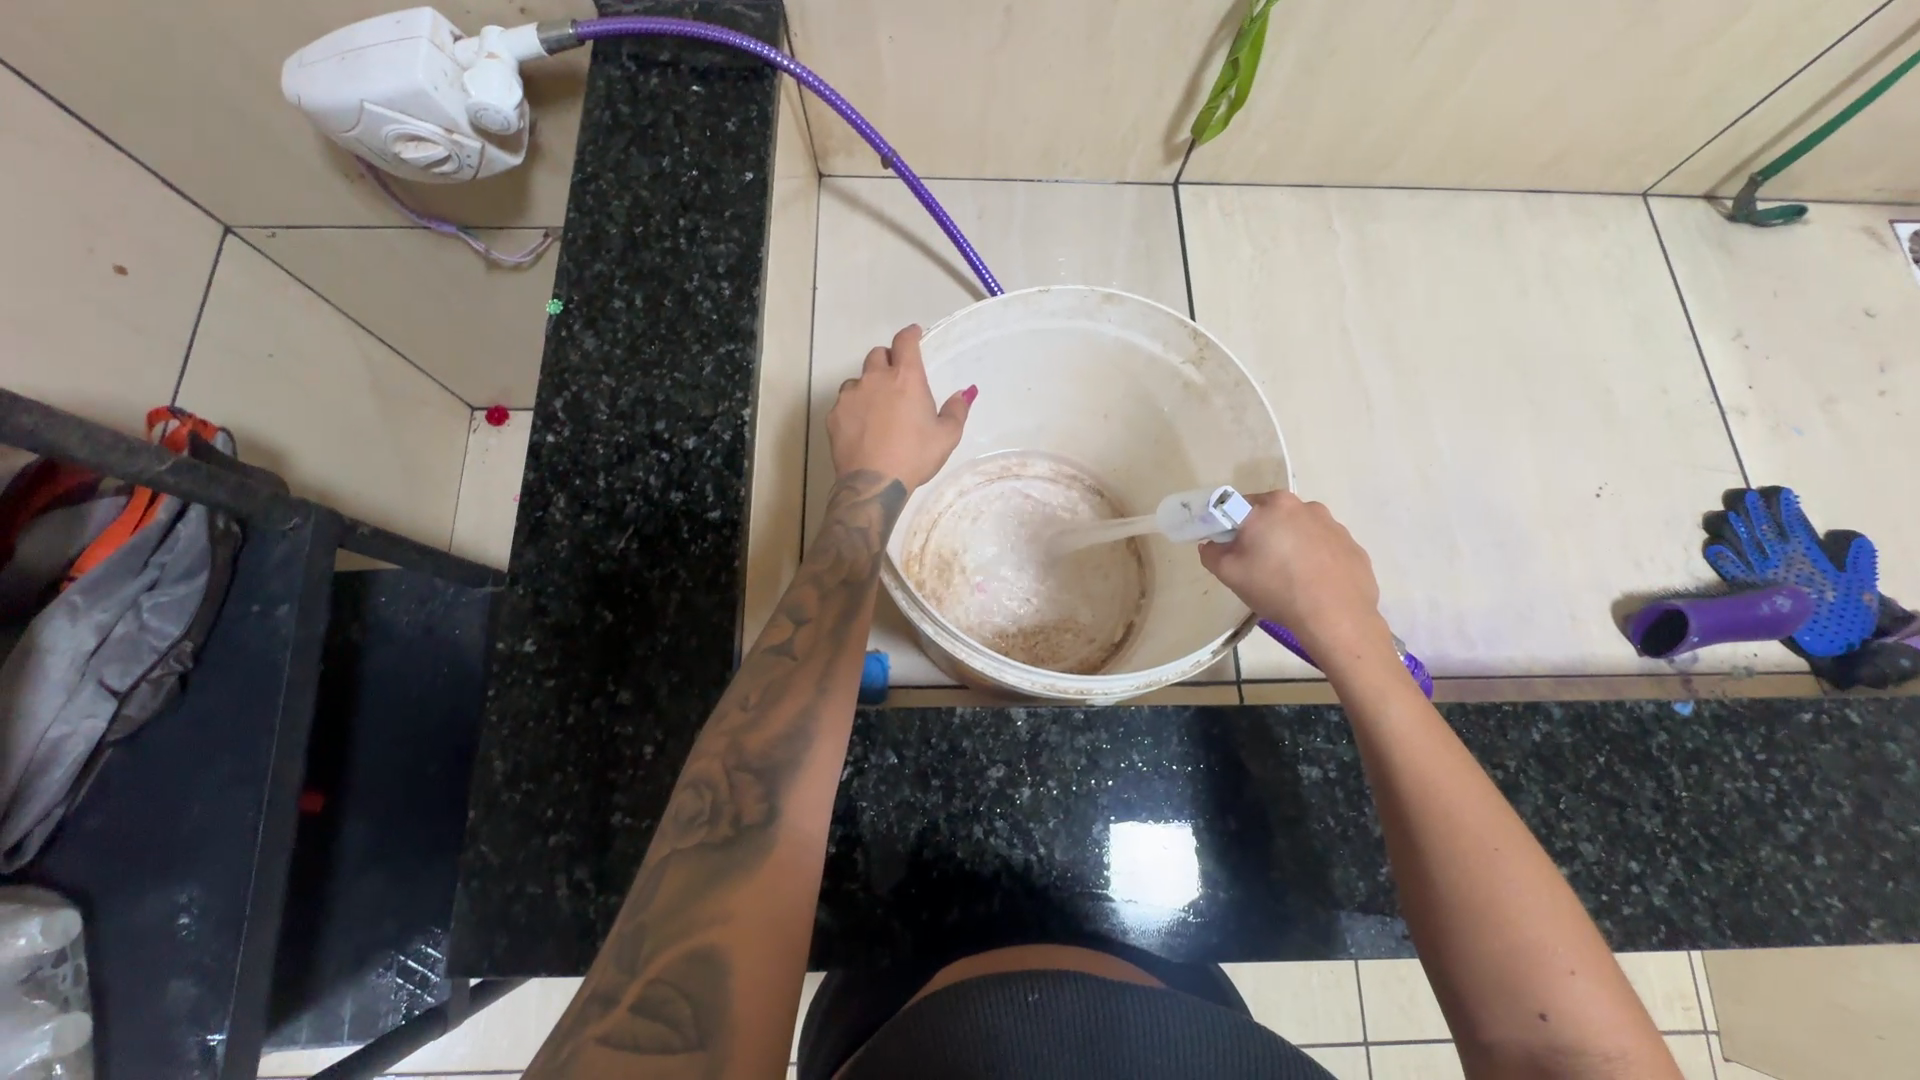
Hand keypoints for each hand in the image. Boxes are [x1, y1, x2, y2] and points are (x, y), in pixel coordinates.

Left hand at [828, 324, 973, 489]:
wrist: (874, 482)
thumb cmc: (915, 456)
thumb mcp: (947, 436)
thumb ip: (957, 410)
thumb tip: (964, 393)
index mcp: (906, 378)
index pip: (905, 341)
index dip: (910, 334)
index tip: (914, 334)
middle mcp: (875, 379)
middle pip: (878, 355)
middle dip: (888, 360)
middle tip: (896, 378)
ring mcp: (851, 396)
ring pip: (858, 380)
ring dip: (868, 386)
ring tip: (876, 408)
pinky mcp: (835, 414)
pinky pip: (844, 403)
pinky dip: (853, 408)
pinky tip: (861, 427)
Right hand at [1199, 491, 1392, 660]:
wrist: (1336, 616)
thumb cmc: (1276, 588)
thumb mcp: (1230, 574)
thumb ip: (1212, 554)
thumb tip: (1212, 545)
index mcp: (1271, 506)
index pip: (1238, 506)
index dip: (1230, 527)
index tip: (1232, 549)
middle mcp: (1304, 506)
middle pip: (1272, 516)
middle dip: (1262, 535)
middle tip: (1257, 565)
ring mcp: (1333, 525)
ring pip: (1300, 531)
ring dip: (1291, 546)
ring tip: (1289, 578)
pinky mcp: (1352, 545)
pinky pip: (1324, 547)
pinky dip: (1315, 559)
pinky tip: (1313, 584)